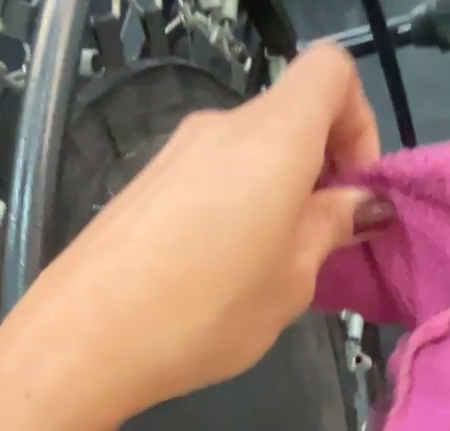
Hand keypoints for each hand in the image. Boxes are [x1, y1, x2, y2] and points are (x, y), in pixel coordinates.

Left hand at [0, 44, 386, 418]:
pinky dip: (233, 210)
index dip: (360, 124)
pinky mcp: (142, 187)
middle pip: (289, 118)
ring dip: (275, 198)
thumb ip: (331, 228)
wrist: (86, 339)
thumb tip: (363, 202)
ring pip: (248, 157)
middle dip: (319, 173)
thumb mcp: (291, 280)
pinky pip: (208, 182)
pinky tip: (216, 275)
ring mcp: (174, 155)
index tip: (354, 193)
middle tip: (318, 248)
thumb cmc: (208, 312)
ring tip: (264, 273)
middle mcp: (221, 127)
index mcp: (272, 136)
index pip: (333, 71)